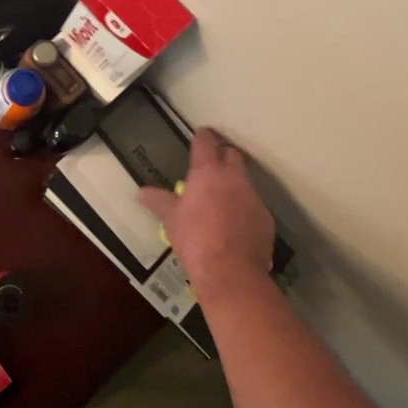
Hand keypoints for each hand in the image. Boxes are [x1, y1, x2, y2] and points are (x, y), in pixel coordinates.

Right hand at [139, 127, 274, 296]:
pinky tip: (235, 225)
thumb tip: (140, 192)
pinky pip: (254, 206)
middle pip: (232, 154)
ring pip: (245, 181)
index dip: (203, 136)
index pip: (206, 142)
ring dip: (234, 184)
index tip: (200, 135)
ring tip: (222, 200)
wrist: (231, 272)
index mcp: (208, 172)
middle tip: (211, 166)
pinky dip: (244, 209)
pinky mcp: (266, 218)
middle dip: (223, 155)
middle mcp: (234, 178)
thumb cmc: (195, 239)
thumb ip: (158, 201)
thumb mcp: (171, 219)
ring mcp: (254, 197)